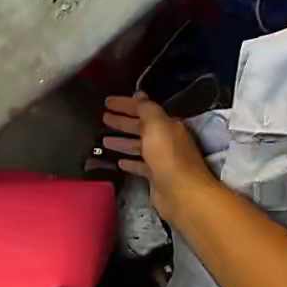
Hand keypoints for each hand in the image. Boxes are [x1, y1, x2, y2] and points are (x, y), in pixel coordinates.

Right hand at [103, 94, 216, 218]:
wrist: (181, 192)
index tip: (108, 102)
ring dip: (122, 141)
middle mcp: (166, 140)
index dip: (125, 104)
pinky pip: (139, 165)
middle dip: (122, 121)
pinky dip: (129, 161)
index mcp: (167, 125)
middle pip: (140, 127)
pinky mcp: (156, 176)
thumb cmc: (167, 155)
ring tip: (104, 139)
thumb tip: (138, 95)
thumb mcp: (156, 124)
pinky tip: (118, 160)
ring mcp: (161, 159)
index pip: (144, 109)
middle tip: (104, 117)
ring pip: (138, 146)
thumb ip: (145, 108)